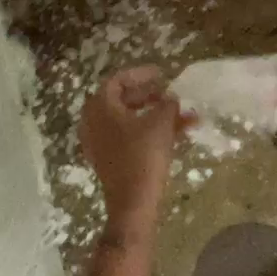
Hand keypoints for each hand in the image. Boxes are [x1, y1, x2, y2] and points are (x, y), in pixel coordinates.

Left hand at [79, 66, 187, 234]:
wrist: (133, 201)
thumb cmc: (144, 155)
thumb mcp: (161, 123)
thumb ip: (167, 104)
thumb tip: (170, 99)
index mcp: (101, 107)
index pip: (117, 80)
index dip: (141, 74)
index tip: (161, 74)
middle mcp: (94, 122)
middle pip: (121, 99)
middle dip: (149, 96)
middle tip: (169, 95)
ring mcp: (99, 142)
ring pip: (128, 120)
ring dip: (154, 115)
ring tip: (182, 118)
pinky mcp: (108, 159)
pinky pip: (128, 137)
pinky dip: (148, 132)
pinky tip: (175, 135)